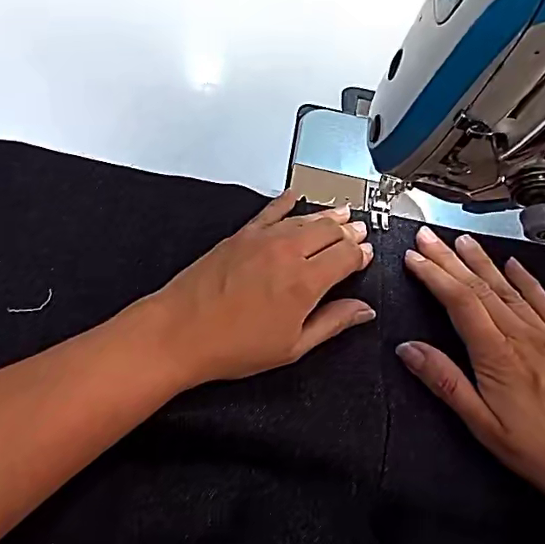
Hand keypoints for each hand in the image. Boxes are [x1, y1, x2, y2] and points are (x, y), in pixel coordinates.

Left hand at [139, 194, 374, 386]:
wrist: (178, 332)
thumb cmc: (230, 345)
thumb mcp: (292, 347)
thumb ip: (332, 323)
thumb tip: (362, 311)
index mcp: (305, 282)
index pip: (347, 255)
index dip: (362, 254)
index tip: (366, 256)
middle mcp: (287, 253)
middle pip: (331, 230)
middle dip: (350, 231)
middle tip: (359, 232)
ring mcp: (262, 239)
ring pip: (306, 218)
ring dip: (328, 215)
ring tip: (342, 213)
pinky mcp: (241, 235)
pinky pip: (271, 210)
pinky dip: (287, 202)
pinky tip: (296, 196)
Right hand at [396, 227, 544, 520]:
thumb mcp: (485, 427)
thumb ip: (446, 382)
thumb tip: (410, 351)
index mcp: (498, 356)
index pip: (458, 301)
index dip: (434, 274)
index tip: (415, 257)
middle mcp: (524, 337)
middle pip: (479, 287)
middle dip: (449, 258)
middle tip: (429, 237)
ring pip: (508, 288)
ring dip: (482, 261)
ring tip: (463, 242)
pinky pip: (544, 301)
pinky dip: (527, 279)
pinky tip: (517, 267)